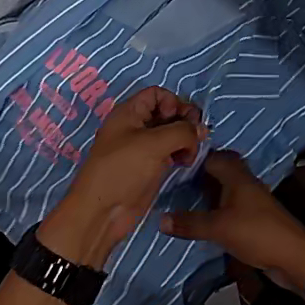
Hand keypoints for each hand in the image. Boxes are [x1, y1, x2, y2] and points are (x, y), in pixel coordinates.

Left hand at [40, 86, 204, 266]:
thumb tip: (201, 130)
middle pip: (167, 112)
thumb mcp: (153, 143)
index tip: (180, 120)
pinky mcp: (150, 165)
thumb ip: (182, 131)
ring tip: (191, 153)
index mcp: (129, 112)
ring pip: (171, 132)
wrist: (103, 211)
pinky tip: (186, 162)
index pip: (157, 93)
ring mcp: (143, 147)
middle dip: (184, 121)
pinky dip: (181, 152)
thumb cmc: (123, 169)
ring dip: (186, 138)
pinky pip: (171, 150)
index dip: (173, 102)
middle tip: (196, 136)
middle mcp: (136, 125)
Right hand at [161, 152, 304, 291]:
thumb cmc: (257, 232)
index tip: (169, 162)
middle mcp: (244, 183)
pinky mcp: (254, 217)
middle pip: (220, 170)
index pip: (212, 156)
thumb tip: (160, 219)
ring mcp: (251, 200)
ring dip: (207, 191)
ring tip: (182, 198)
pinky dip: (216, 208)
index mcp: (236, 176)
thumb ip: (190, 223)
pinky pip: (229, 205)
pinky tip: (203, 218)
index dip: (192, 157)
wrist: (294, 256)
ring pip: (225, 188)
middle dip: (199, 174)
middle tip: (174, 181)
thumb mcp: (218, 227)